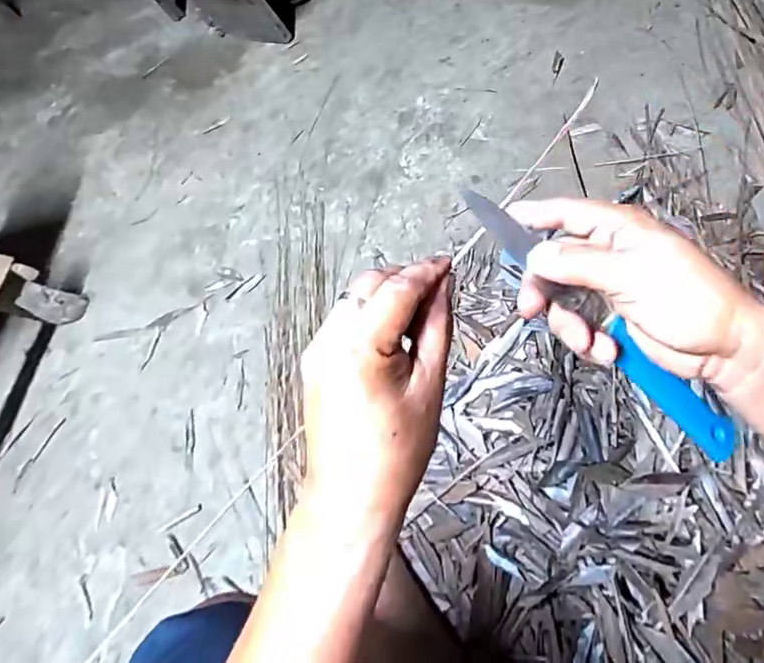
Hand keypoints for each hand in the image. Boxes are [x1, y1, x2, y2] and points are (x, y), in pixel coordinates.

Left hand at [298, 257, 452, 526]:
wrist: (350, 499)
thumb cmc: (395, 453)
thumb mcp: (430, 384)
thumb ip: (437, 326)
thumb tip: (443, 288)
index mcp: (360, 347)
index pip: (397, 287)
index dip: (427, 271)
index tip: (448, 264)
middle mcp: (330, 341)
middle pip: (371, 283)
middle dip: (406, 278)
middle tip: (439, 291)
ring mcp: (317, 350)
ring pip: (355, 296)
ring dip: (388, 293)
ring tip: (419, 317)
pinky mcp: (315, 361)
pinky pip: (345, 317)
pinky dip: (371, 312)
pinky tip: (394, 334)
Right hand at [510, 199, 763, 387]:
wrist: (723, 346)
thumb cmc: (688, 297)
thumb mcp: (629, 274)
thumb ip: (578, 264)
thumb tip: (535, 256)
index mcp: (618, 228)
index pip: (568, 213)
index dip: (536, 215)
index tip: (505, 219)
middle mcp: (611, 252)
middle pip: (556, 262)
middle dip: (543, 288)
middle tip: (531, 309)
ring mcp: (612, 286)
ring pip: (565, 298)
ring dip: (569, 324)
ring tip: (589, 341)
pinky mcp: (615, 317)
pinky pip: (583, 324)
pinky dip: (588, 341)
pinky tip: (609, 351)